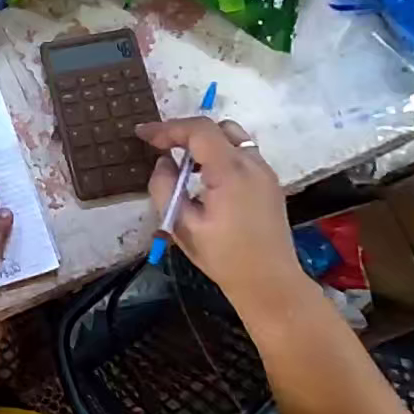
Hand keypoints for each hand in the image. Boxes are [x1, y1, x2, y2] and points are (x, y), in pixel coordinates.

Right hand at [139, 117, 318, 315]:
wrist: (271, 285)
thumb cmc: (224, 257)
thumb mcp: (182, 225)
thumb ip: (165, 187)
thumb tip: (164, 162)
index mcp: (231, 172)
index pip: (198, 130)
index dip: (167, 128)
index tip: (143, 135)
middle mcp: (252, 164)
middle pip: (217, 128)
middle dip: (186, 132)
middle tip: (162, 147)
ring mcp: (265, 172)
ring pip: (232, 138)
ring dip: (204, 143)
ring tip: (183, 164)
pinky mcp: (270, 183)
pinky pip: (242, 154)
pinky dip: (219, 154)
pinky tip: (205, 178)